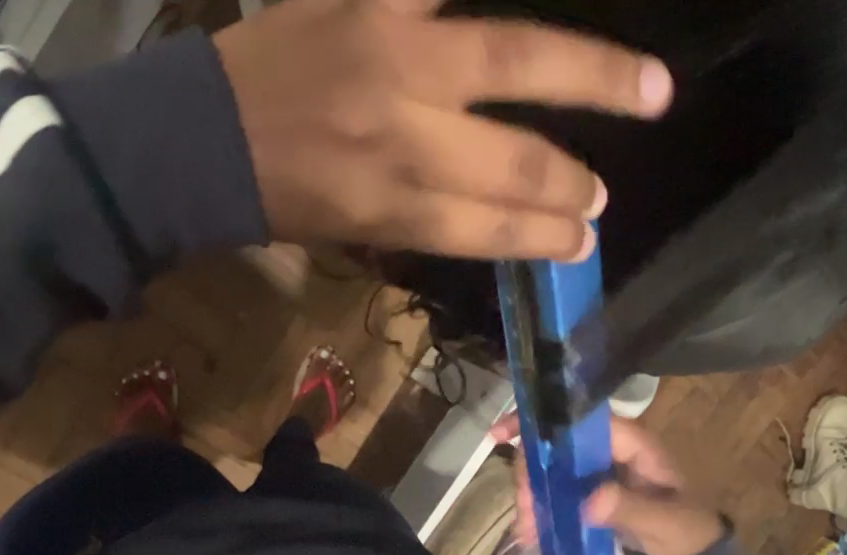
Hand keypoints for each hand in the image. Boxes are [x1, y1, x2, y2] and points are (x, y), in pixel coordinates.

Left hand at [213, 0, 671, 261]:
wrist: (195, 138)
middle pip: (516, 159)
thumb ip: (427, 221)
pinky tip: (554, 13)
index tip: (583, 241)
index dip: (546, 237)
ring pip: (511, 56)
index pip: (494, 227)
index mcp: (391, 203)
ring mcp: (389, 50)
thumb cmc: (277, 198)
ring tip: (652, 87)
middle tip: (604, 194)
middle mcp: (401, 133)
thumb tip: (503, 216)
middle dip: (570, 181)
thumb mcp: (353, 232)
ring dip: (592, 74)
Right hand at [492, 413, 725, 554]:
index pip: (579, 420)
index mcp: (630, 442)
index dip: (542, 423)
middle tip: (523, 511)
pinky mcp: (583, 491)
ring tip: (527, 532)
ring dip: (530, 497)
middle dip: (531, 474)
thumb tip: (591, 500)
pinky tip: (530, 535)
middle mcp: (606, 448)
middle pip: (555, 445)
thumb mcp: (665, 523)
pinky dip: (537, 510)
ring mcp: (592, 470)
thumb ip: (631, 509)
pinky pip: (552, 492)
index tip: (504, 435)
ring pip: (547, 469)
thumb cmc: (684, 531)